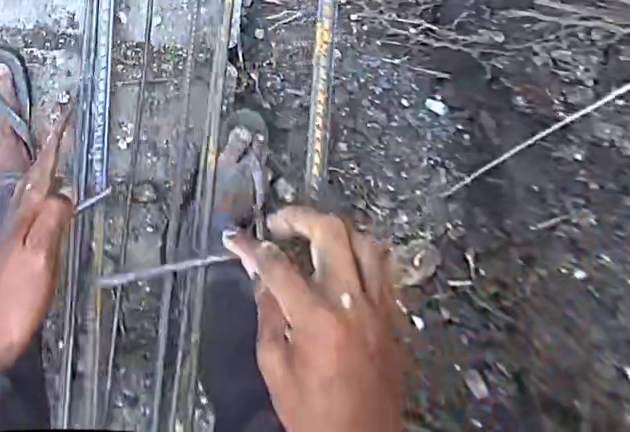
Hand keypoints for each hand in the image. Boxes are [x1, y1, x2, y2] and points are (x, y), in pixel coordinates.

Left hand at [0, 107, 73, 373]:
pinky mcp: (8, 257)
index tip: (65, 117)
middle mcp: (14, 220)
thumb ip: (52, 221)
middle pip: (34, 179)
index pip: (43, 172)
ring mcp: (9, 238)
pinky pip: (29, 215)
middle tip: (62, 131)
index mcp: (23, 216)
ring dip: (43, 174)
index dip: (55, 146)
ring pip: (29, 195)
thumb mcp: (39, 258)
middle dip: (49, 155)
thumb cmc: (11, 301)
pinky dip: (39, 200)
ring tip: (56, 160)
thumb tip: (66, 189)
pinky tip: (41, 207)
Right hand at [225, 207, 406, 431]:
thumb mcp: (274, 366)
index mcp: (317, 318)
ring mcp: (379, 308)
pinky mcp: (394, 318)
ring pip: (364, 241)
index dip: (251, 246)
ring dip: (335, 231)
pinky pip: (383, 269)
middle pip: (330, 232)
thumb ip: (267, 312)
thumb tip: (261, 273)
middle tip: (277, 224)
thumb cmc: (312, 414)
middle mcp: (352, 303)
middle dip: (298, 217)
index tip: (235, 237)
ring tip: (313, 236)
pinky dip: (361, 254)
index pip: (277, 264)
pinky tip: (343, 260)